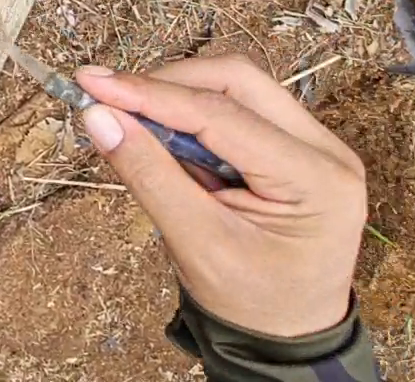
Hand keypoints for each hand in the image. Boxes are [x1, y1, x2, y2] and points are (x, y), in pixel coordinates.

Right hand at [75, 56, 366, 338]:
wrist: (287, 333)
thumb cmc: (249, 298)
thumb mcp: (195, 242)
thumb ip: (147, 174)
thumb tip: (96, 115)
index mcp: (317, 181)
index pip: (219, 114)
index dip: (148, 93)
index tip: (89, 81)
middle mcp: (324, 149)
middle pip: (234, 80)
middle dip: (165, 83)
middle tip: (110, 98)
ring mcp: (312, 141)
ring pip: (231, 82)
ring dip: (173, 92)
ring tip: (134, 121)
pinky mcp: (289, 140)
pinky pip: (230, 101)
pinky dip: (185, 107)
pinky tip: (160, 131)